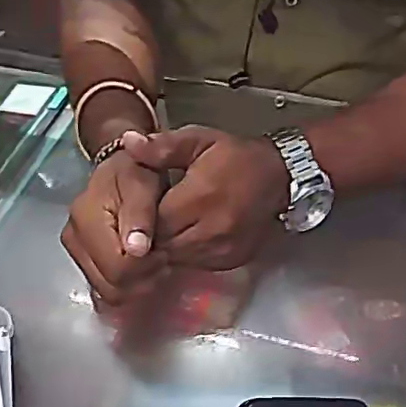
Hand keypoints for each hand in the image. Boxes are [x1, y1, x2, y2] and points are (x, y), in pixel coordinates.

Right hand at [62, 133, 164, 303]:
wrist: (122, 171)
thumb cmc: (136, 173)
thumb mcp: (143, 182)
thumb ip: (140, 213)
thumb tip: (136, 249)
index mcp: (85, 219)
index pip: (118, 267)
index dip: (147, 267)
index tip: (164, 251)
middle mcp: (74, 240)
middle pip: (112, 287)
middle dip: (143, 279)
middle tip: (163, 258)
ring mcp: (77, 256)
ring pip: (110, 294)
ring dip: (138, 286)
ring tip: (155, 262)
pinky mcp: (84, 265)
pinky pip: (108, 292)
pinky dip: (129, 288)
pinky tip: (143, 270)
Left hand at [122, 126, 288, 272]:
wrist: (278, 177)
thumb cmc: (234, 157)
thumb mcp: (198, 141)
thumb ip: (162, 147)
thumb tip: (127, 143)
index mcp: (200, 197)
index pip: (154, 222)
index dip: (144, 217)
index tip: (145, 206)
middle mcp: (212, 228)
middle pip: (164, 243)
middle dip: (155, 234)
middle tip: (157, 217)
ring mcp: (223, 248)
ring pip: (178, 258)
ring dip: (170, 246)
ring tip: (173, 225)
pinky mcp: (230, 260)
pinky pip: (197, 265)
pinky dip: (187, 254)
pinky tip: (190, 236)